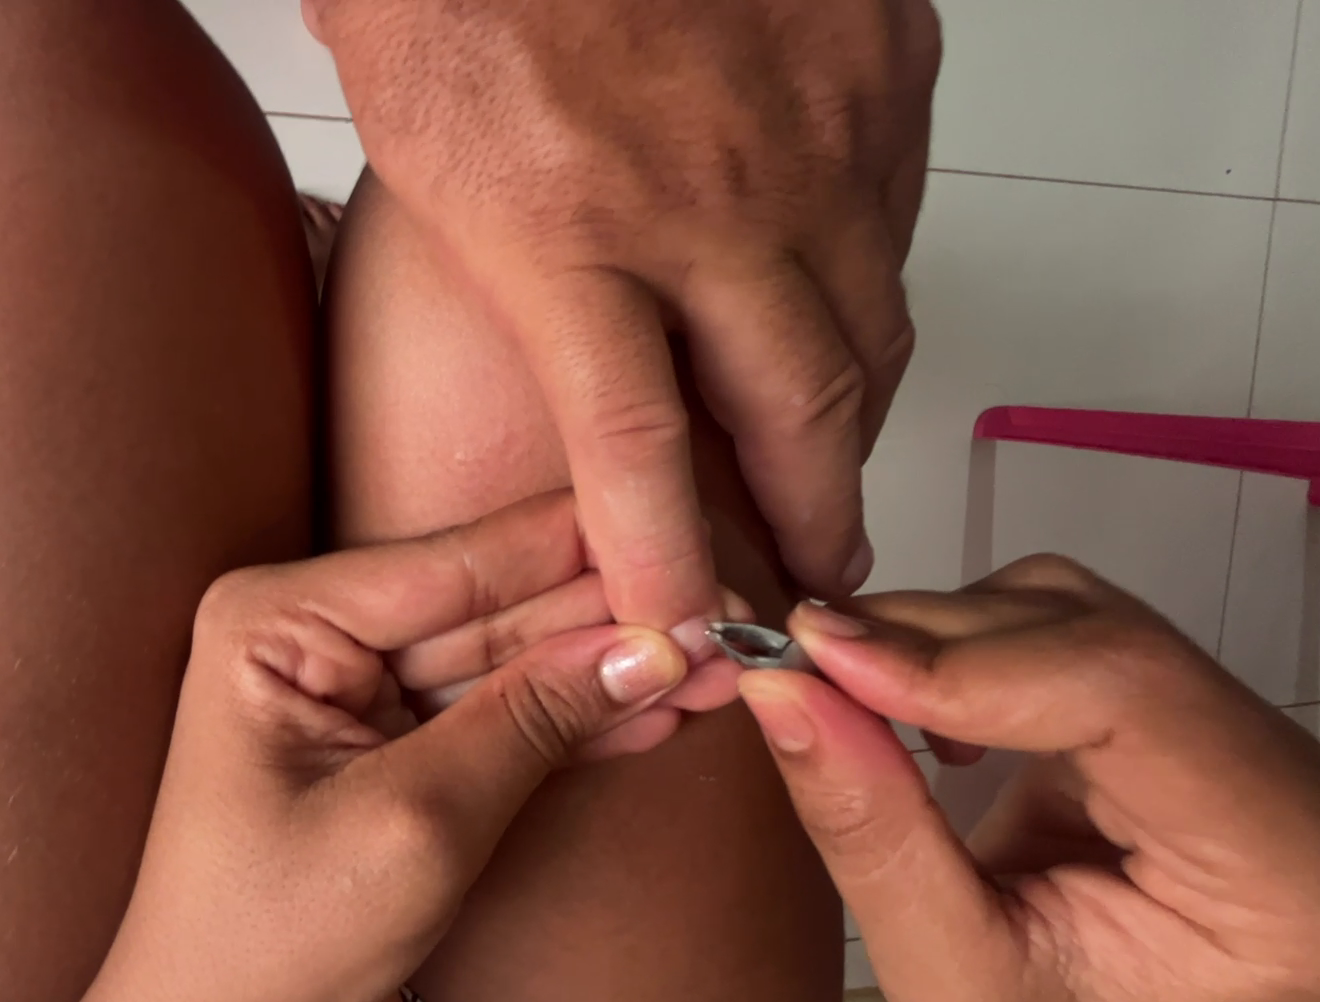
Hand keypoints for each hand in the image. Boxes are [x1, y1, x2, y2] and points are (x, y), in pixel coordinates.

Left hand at [33, 495, 701, 1001]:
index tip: (683, 553)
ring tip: (710, 661)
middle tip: (718, 614)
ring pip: (503, 654)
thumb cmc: (267, 935)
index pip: (456, 563)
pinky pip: (490, 705)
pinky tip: (649, 705)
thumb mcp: (414, 821)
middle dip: (605, 617)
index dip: (578, 557)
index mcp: (281, 618)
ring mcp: (353, 675)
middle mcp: (313, 626)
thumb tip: (645, 651)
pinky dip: (568, 713)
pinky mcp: (387, 724)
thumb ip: (529, 721)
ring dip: (603, 665)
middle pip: (487, 603)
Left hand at [307, 0, 941, 626]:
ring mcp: (802, 128)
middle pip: (790, 409)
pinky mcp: (868, 59)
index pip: (633, 446)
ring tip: (833, 484)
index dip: (664, 555)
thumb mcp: (425, 176)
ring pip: (862, 327)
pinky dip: (872, 304)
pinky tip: (841, 338)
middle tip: (812, 579)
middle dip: (811, 515)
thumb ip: (493, 283)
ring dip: (853, 424)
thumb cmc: (450, 2)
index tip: (683, 622)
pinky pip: (893, 225)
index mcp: (565, 234)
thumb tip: (546, 372)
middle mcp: (703, 199)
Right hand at [739, 555, 1319, 1001]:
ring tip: (851, 692)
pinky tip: (918, 703)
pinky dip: (944, 638)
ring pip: (1053, 604)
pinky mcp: (1156, 696)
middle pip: (1081, 629)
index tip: (817, 660)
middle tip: (796, 663)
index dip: (959, 661)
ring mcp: (1222, 721)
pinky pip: (1038, 617)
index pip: (1126, 693)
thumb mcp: (948, 976)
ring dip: (923, 632)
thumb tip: (778, 689)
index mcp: (1285, 870)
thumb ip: (867, 835)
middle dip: (913, 638)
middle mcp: (1279, 770)